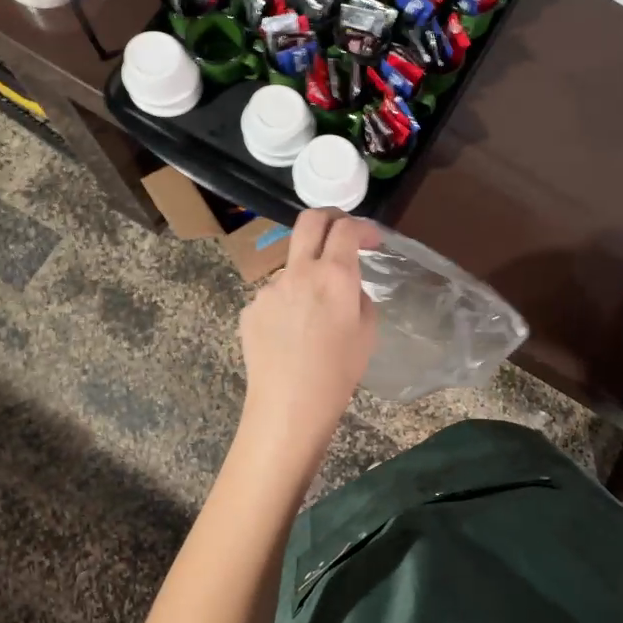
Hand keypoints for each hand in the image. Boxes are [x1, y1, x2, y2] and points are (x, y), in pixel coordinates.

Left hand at [239, 210, 378, 441]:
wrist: (289, 405)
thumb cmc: (338, 373)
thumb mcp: (367, 333)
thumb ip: (357, 296)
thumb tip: (345, 286)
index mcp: (335, 276)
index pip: (346, 229)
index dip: (362, 227)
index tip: (372, 239)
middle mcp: (299, 272)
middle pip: (310, 221)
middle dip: (330, 217)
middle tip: (341, 231)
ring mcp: (270, 288)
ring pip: (292, 267)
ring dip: (307, 276)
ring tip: (314, 317)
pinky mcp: (251, 307)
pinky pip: (275, 296)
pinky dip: (287, 305)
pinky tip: (291, 336)